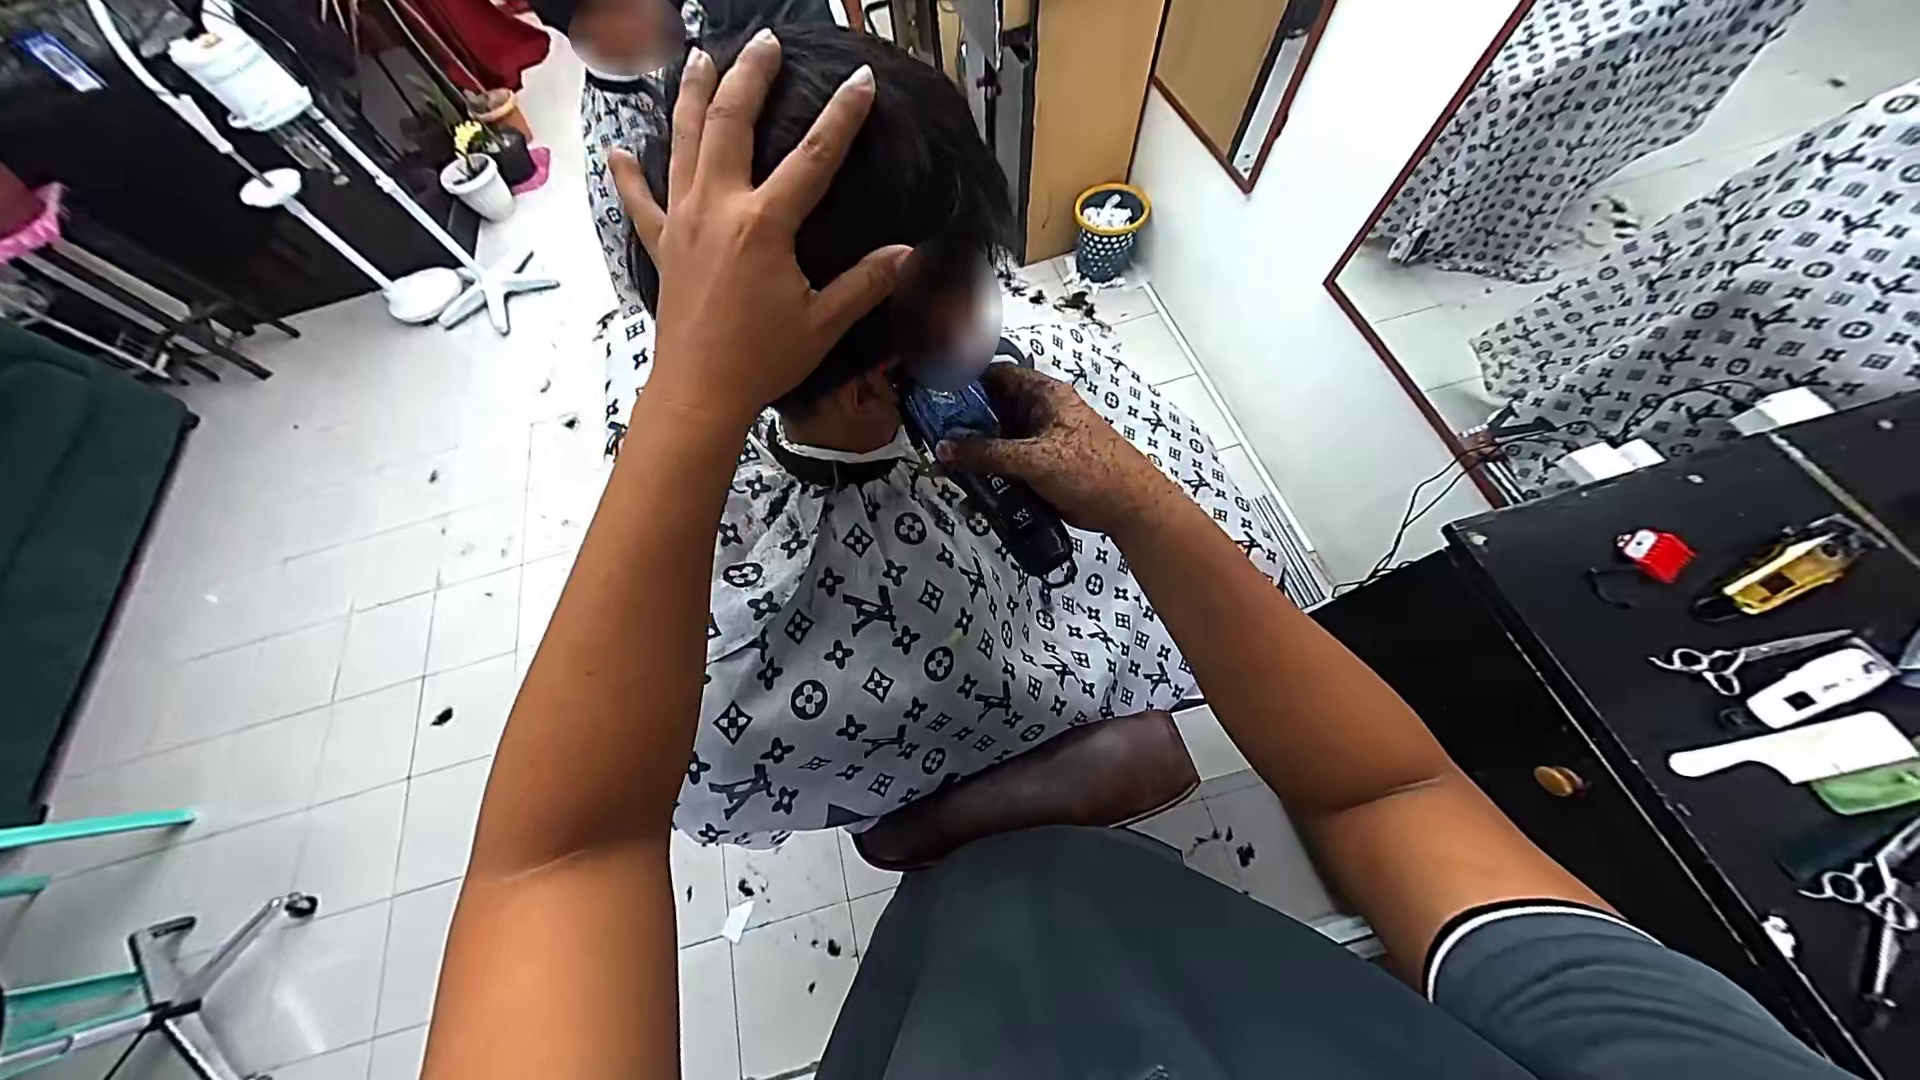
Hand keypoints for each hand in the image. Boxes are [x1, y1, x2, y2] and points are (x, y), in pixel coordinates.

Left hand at [606, 30, 910, 428]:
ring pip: (682, 140)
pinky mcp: (662, 245)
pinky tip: (621, 149)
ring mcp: (683, 222)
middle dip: (750, 76)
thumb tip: (906, 255)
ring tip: (700, 57)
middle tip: (766, 44)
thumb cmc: (762, 359)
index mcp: (764, 225)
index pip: (813, 157)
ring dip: (690, 92)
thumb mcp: (824, 323)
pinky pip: (641, 199)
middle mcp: (718, 208)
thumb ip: (865, 284)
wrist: (702, 390)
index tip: (859, 82)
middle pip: (730, 121)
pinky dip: (629, 172)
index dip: (842, 117)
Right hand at [935, 365, 1185, 535]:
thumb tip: (946, 448)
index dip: (965, 381)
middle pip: (991, 411)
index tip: (935, 395)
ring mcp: (1037, 443)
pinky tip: (969, 488)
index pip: (996, 375)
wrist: (1127, 507)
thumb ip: (988, 453)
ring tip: (945, 465)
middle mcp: (1038, 414)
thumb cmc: (1094, 470)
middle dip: (964, 424)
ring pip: (995, 441)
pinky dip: (987, 474)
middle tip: (934, 437)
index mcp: (1043, 396)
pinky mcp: (1037, 469)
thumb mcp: (1035, 458)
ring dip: (974, 453)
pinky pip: (1004, 466)